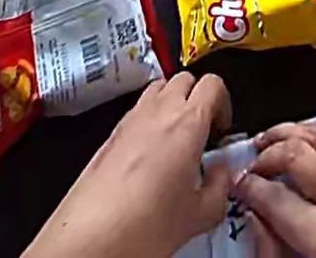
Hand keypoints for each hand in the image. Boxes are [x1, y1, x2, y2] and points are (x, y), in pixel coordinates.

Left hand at [24, 72, 232, 257]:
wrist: (92, 235)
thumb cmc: (143, 224)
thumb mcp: (199, 216)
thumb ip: (220, 188)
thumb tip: (223, 175)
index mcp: (188, 121)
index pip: (213, 84)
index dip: (223, 102)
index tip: (222, 127)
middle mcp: (160, 109)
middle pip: (186, 79)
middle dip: (198, 98)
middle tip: (202, 130)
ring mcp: (134, 116)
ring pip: (161, 87)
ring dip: (173, 102)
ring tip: (177, 138)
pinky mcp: (113, 130)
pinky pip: (139, 107)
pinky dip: (151, 117)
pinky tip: (151, 154)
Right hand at [231, 122, 315, 257]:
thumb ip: (274, 250)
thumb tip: (255, 215)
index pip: (274, 196)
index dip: (248, 188)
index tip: (238, 186)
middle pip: (294, 155)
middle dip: (265, 156)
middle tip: (251, 165)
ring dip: (288, 133)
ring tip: (268, 140)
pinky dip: (315, 134)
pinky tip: (300, 139)